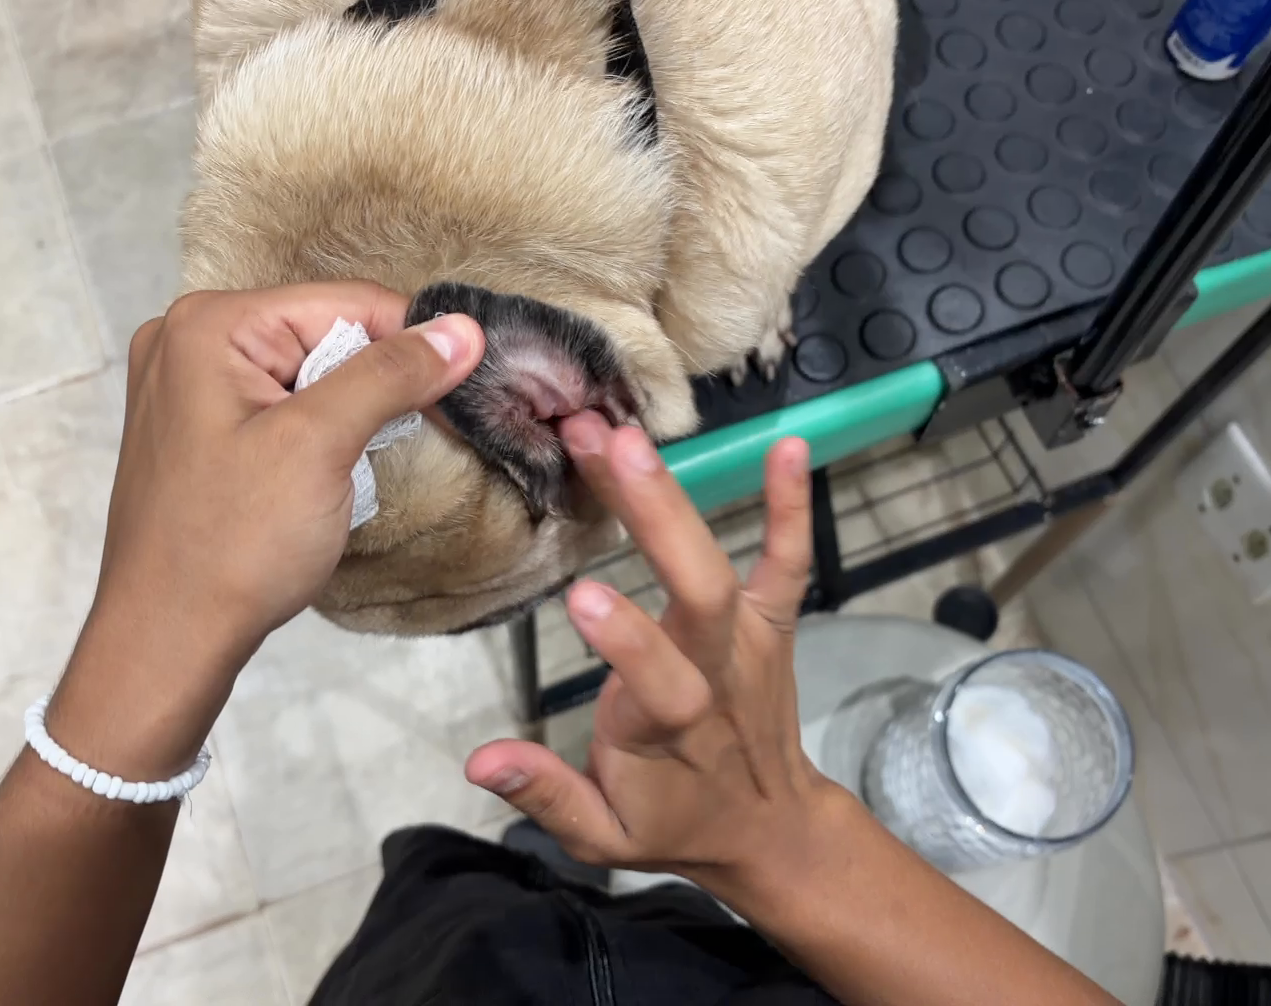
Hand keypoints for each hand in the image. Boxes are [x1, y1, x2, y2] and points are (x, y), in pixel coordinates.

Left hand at [49, 284, 483, 776]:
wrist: (171, 639)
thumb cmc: (237, 542)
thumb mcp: (320, 444)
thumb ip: (392, 375)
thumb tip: (465, 329)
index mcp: (211, 324)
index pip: (344, 303)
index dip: (411, 341)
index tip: (460, 388)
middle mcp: (191, 338)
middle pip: (325, 332)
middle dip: (380, 378)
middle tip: (414, 431)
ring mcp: (191, 384)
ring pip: (310, 370)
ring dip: (355, 406)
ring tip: (361, 458)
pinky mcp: (203, 426)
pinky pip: (285, 401)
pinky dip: (324, 426)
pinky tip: (329, 465)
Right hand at [464, 413, 849, 893]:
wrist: (771, 824)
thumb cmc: (677, 822)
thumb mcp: (604, 836)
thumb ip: (547, 794)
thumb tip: (479, 760)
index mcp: (673, 727)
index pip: (659, 681)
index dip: (628, 643)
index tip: (580, 594)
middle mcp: (720, 671)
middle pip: (699, 594)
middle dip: (653, 517)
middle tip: (601, 445)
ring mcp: (753, 638)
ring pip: (724, 565)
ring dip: (677, 496)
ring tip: (626, 434)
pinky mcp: (775, 620)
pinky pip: (789, 561)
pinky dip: (792, 506)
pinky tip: (789, 444)